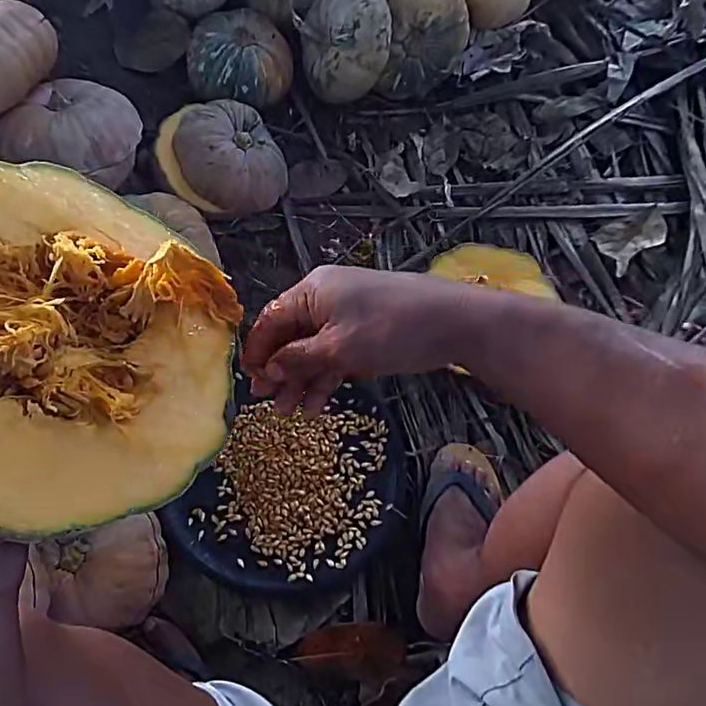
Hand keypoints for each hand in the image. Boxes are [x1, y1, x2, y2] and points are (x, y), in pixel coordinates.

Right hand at [242, 266, 477, 413]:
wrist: (455, 323)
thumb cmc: (391, 330)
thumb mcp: (338, 349)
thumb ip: (298, 360)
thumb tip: (267, 370)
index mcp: (311, 292)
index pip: (271, 321)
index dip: (257, 353)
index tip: (251, 384)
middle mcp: (324, 299)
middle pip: (290, 337)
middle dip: (280, 372)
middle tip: (270, 405)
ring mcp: (346, 315)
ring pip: (312, 349)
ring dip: (302, 380)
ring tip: (292, 413)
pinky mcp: (365, 331)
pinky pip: (335, 354)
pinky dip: (326, 376)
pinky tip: (319, 403)